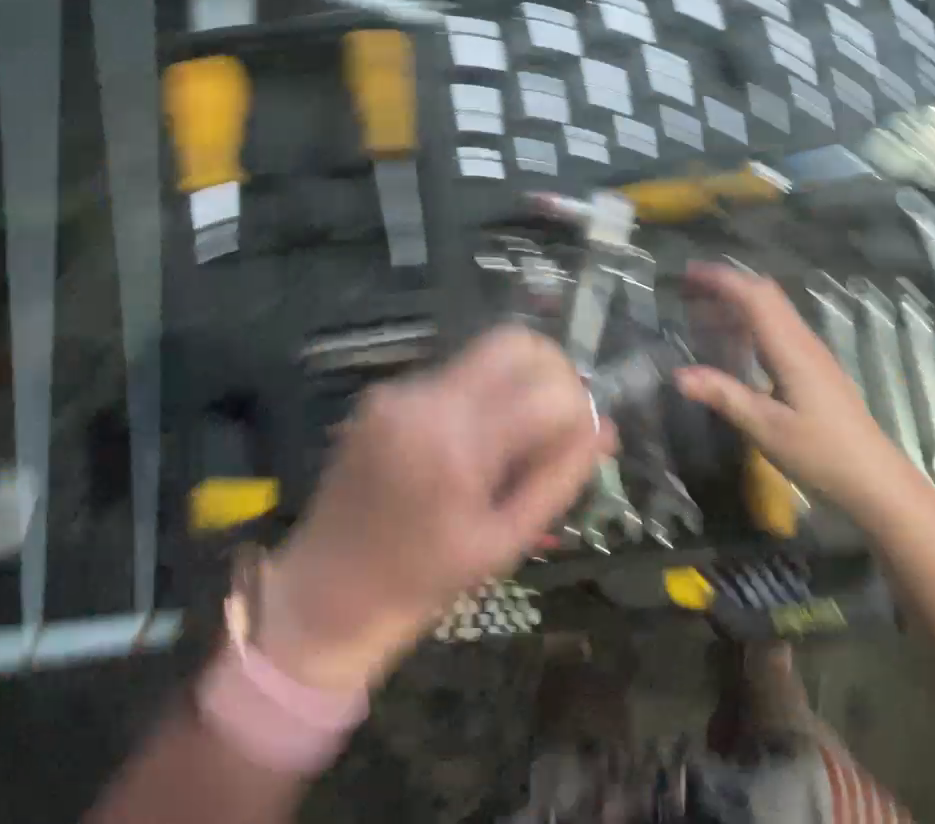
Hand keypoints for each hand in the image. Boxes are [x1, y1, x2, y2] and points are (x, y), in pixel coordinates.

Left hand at [258, 326, 611, 689]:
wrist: (327, 592)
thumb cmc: (425, 579)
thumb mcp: (506, 541)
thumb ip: (560, 478)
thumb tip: (606, 429)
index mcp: (459, 446)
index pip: (549, 388)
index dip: (580, 407)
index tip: (580, 440)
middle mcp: (426, 400)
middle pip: (516, 342)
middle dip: (553, 373)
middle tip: (558, 422)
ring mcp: (398, 392)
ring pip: (485, 356)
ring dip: (515, 386)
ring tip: (509, 445)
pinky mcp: (381, 394)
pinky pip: (452, 375)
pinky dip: (479, 398)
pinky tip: (468, 448)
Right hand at [673, 263, 921, 520]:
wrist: (872, 477)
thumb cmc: (820, 453)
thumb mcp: (766, 428)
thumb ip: (723, 396)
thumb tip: (678, 375)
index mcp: (791, 349)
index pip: (754, 298)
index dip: (721, 280)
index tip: (688, 274)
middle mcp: (803, 342)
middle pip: (765, 296)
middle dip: (726, 285)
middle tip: (689, 291)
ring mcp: (812, 354)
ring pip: (773, 312)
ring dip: (737, 304)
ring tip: (701, 315)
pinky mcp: (814, 368)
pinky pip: (778, 330)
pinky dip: (750, 324)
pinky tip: (733, 346)